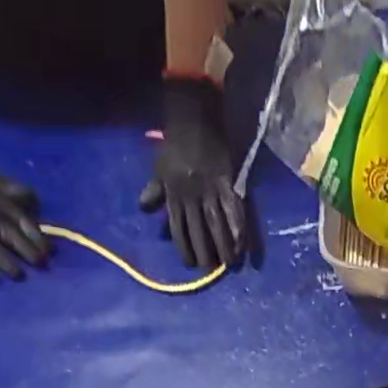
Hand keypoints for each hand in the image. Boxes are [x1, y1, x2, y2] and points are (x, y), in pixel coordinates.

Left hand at [139, 77, 246, 271]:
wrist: (195, 116)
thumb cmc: (176, 144)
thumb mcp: (160, 167)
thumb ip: (154, 190)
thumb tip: (144, 210)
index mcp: (174, 194)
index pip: (178, 228)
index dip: (184, 248)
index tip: (190, 264)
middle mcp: (192, 196)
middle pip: (199, 231)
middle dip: (206, 253)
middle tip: (212, 270)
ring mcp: (211, 190)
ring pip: (218, 225)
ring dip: (225, 247)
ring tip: (231, 265)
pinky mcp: (229, 183)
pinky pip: (235, 211)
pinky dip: (240, 229)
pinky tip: (243, 244)